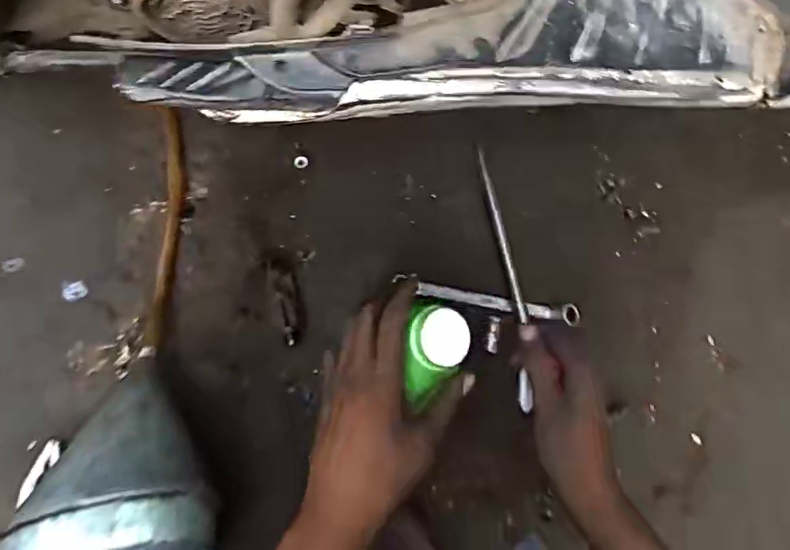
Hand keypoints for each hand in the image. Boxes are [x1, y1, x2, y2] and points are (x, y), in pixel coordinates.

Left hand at [283, 283, 473, 549]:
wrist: (337, 505)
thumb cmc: (385, 476)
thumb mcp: (423, 445)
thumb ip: (444, 406)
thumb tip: (465, 377)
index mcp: (381, 379)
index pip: (390, 323)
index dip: (401, 298)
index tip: (413, 285)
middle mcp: (355, 372)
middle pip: (363, 320)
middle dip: (380, 302)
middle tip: (398, 298)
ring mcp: (335, 383)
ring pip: (346, 335)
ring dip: (362, 319)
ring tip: (379, 319)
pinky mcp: (324, 396)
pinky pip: (333, 358)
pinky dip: (345, 345)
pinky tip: (351, 351)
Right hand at [517, 324, 658, 547]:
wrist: (589, 490)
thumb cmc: (564, 447)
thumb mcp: (544, 402)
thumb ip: (536, 363)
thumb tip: (526, 328)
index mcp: (583, 370)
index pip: (558, 333)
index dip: (534, 333)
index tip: (512, 343)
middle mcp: (591, 374)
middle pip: (562, 345)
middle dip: (537, 348)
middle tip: (515, 364)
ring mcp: (592, 389)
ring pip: (563, 362)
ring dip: (542, 364)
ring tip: (523, 380)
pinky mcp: (588, 403)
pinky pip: (567, 377)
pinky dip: (550, 378)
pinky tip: (537, 396)